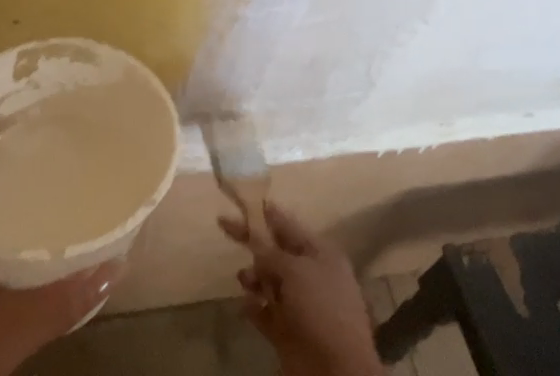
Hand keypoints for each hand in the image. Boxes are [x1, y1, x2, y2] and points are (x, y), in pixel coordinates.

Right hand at [220, 201, 381, 375]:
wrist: (336, 368)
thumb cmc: (321, 308)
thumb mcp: (296, 271)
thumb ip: (272, 255)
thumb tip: (256, 243)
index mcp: (320, 255)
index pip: (289, 227)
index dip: (267, 214)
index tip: (246, 201)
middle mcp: (310, 276)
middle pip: (275, 252)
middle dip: (252, 242)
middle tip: (224, 223)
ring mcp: (299, 305)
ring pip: (268, 282)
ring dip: (253, 278)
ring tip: (246, 281)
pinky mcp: (287, 330)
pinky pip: (263, 312)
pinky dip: (253, 307)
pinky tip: (247, 305)